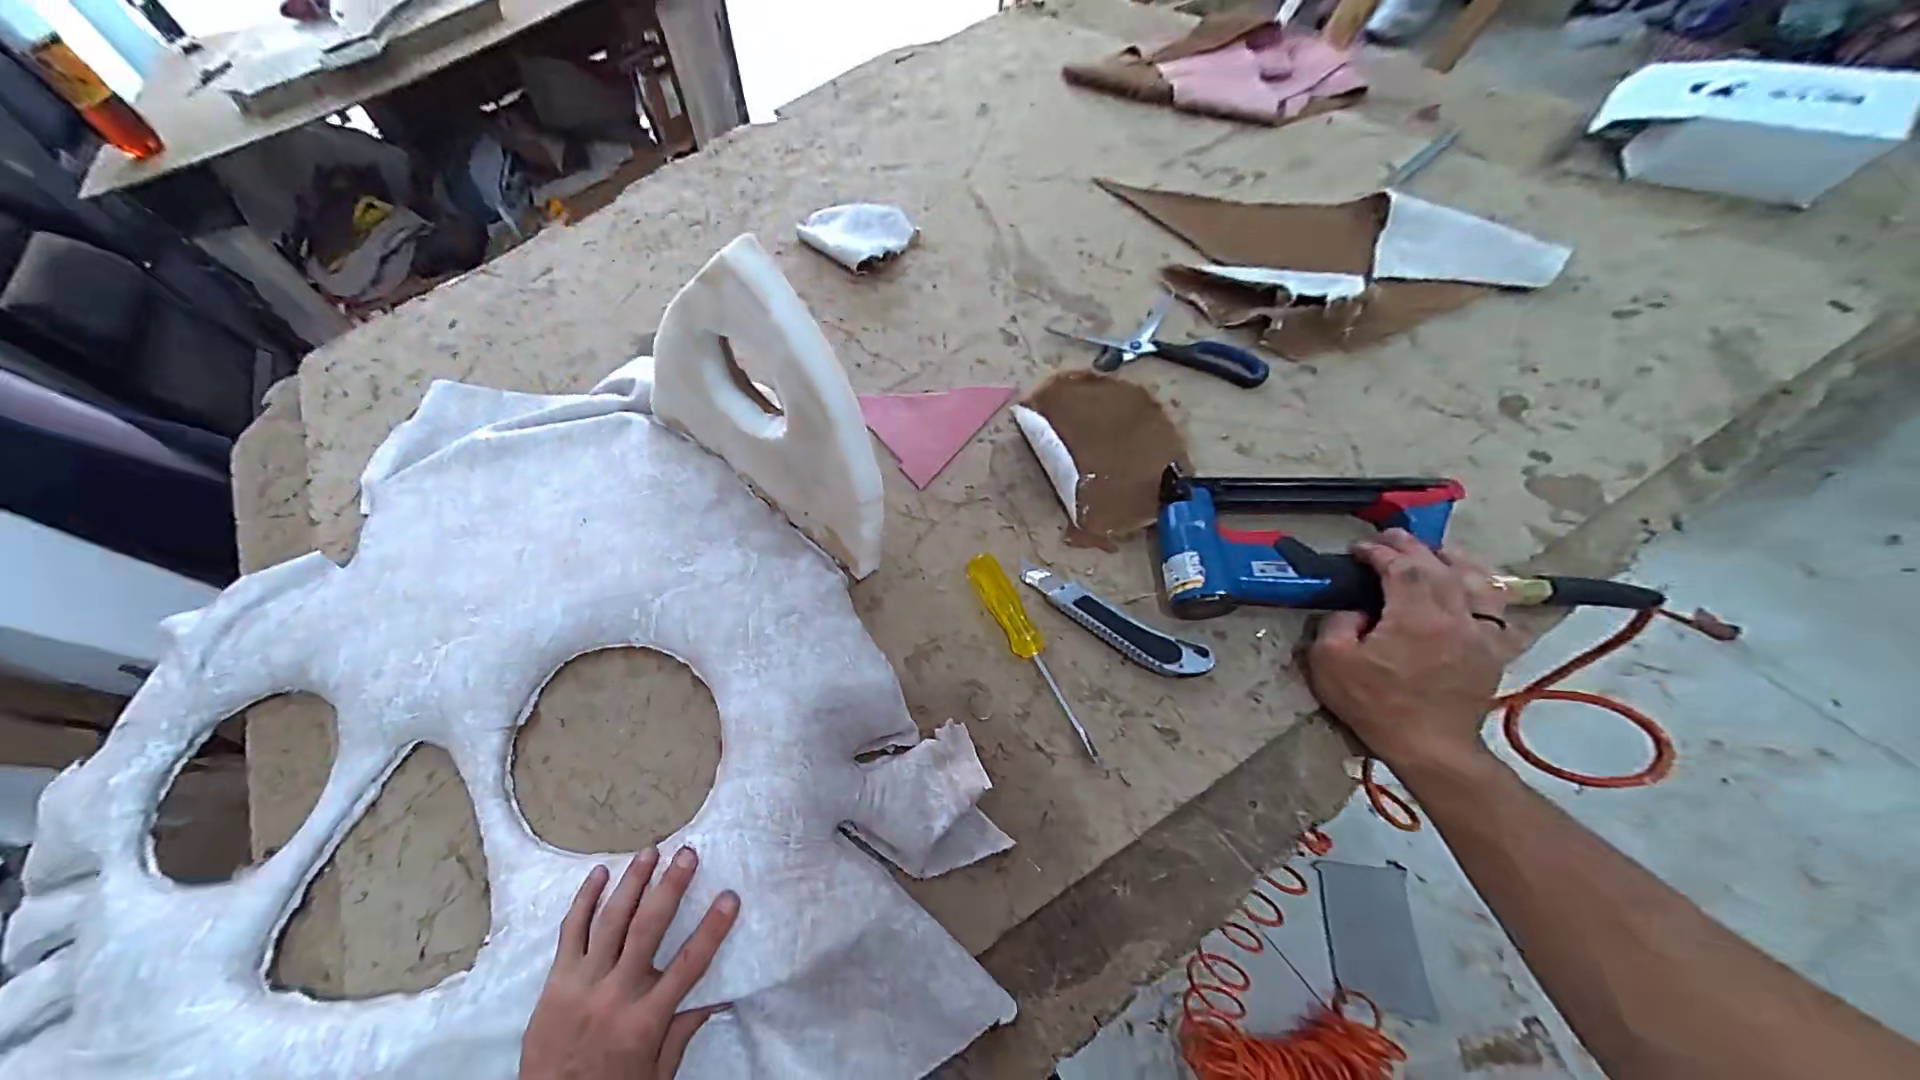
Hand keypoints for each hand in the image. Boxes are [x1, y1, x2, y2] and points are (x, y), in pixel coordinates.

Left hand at [520, 847, 740, 1079]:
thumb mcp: (657, 1072)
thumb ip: (684, 1030)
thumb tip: (720, 994)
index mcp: (646, 1020)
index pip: (689, 964)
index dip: (713, 928)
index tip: (731, 897)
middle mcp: (615, 996)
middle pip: (648, 929)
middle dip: (671, 887)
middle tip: (688, 854)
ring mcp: (582, 986)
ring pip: (610, 922)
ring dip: (632, 882)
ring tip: (650, 852)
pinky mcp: (555, 983)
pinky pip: (570, 934)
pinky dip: (584, 900)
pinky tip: (599, 873)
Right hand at [1307, 529, 1512, 772]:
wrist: (1428, 747)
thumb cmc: (1373, 704)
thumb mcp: (1329, 662)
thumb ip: (1337, 623)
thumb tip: (1357, 608)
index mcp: (1414, 617)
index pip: (1401, 567)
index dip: (1378, 552)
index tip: (1358, 550)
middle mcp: (1455, 617)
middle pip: (1438, 566)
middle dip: (1411, 547)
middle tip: (1388, 539)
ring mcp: (1481, 634)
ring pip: (1477, 580)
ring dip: (1453, 559)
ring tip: (1434, 553)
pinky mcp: (1494, 651)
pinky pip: (1498, 610)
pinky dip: (1484, 591)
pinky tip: (1471, 589)